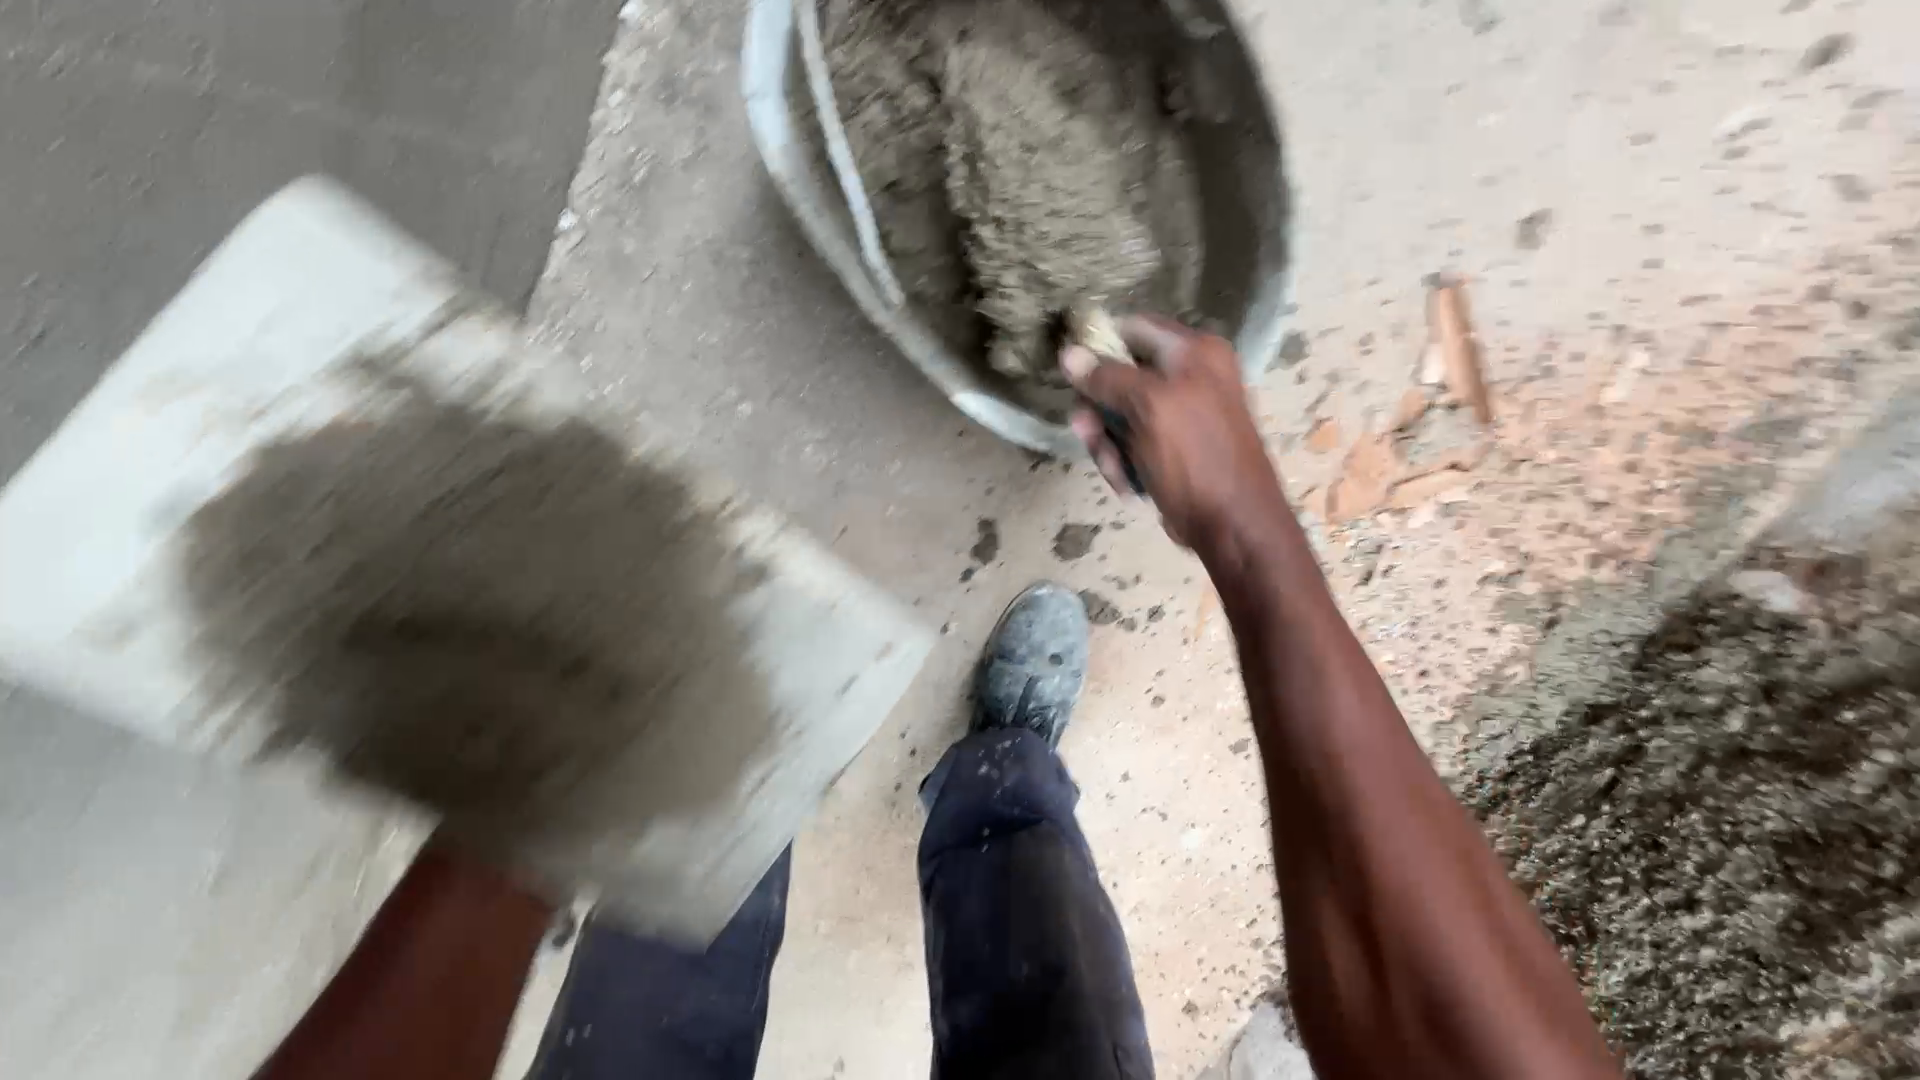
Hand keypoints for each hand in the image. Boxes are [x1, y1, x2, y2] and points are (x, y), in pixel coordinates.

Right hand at [1061, 315, 1287, 552]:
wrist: (1233, 525)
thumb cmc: (1197, 458)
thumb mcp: (1150, 408)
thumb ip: (1108, 377)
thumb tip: (1069, 353)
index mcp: (1195, 352)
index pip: (1133, 328)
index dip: (1098, 345)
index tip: (1070, 372)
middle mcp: (1191, 376)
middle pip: (1120, 376)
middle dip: (1099, 409)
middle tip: (1086, 432)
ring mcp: (1182, 415)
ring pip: (1121, 416)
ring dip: (1108, 444)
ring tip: (1116, 470)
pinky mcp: (1174, 449)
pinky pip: (1133, 444)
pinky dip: (1124, 463)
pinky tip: (1130, 485)